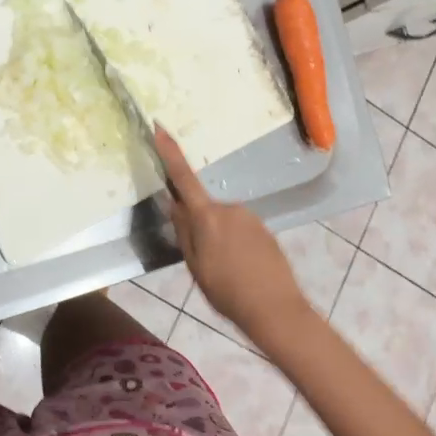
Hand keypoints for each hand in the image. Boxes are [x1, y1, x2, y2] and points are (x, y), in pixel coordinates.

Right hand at [154, 126, 312, 342]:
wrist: (276, 308)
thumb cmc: (227, 292)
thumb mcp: (195, 266)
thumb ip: (184, 232)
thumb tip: (174, 204)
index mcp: (208, 216)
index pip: (183, 178)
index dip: (169, 152)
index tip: (159, 127)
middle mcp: (230, 208)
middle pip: (204, 209)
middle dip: (199, 226)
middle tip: (204, 262)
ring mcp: (250, 217)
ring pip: (222, 222)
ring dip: (218, 239)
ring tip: (226, 273)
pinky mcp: (265, 230)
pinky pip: (240, 231)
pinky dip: (235, 247)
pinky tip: (241, 271)